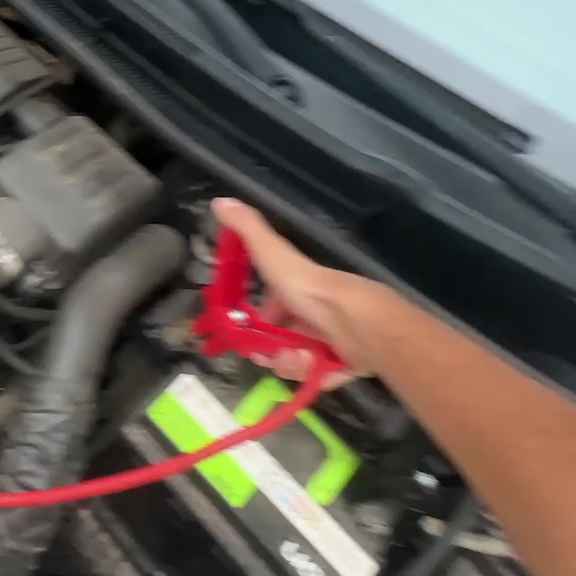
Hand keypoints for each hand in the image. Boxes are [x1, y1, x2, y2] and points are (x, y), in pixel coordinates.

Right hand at [210, 197, 398, 382]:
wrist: (355, 321)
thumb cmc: (307, 286)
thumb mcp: (270, 252)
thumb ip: (246, 228)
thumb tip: (220, 200)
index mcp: (295, 289)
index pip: (268, 309)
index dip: (254, 322)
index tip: (244, 334)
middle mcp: (313, 313)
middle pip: (281, 338)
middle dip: (269, 348)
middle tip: (267, 356)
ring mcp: (332, 338)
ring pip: (298, 359)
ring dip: (290, 362)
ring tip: (298, 359)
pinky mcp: (349, 362)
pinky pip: (323, 375)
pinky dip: (317, 374)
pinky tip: (317, 368)